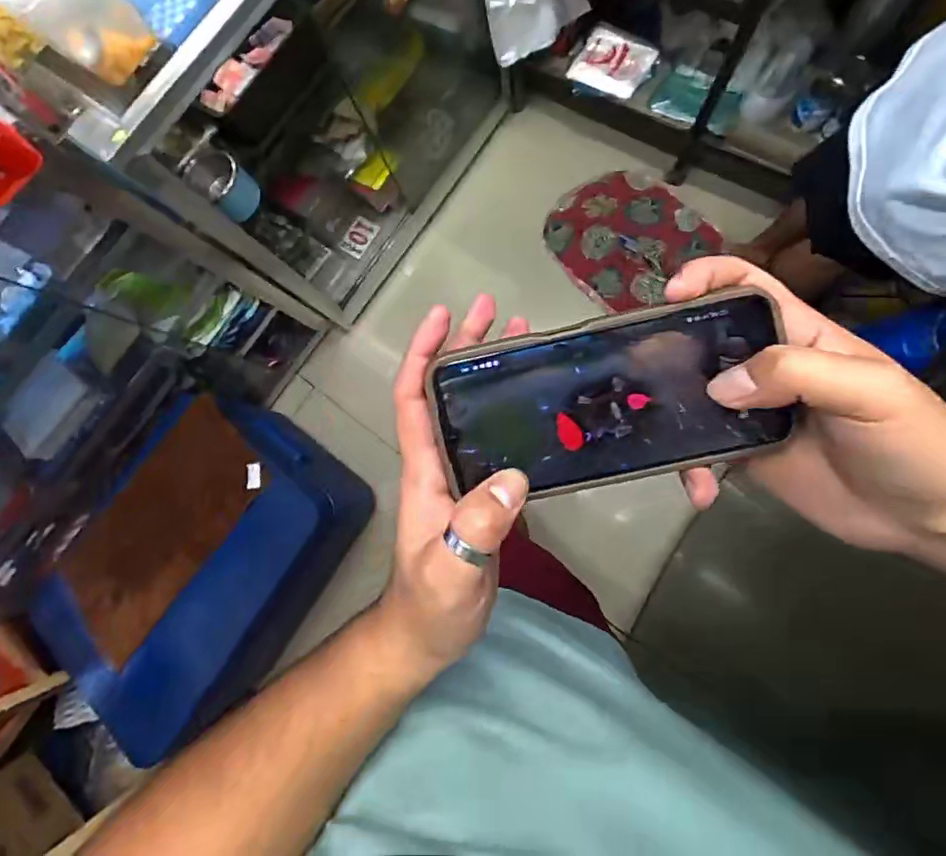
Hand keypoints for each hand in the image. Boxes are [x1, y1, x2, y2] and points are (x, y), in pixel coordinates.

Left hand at [372, 294, 530, 681]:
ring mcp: (459, 475)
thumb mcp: (452, 570)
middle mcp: (438, 461)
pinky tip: (532, 402)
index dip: (423, 353)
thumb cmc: (430, 604)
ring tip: (518, 335)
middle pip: (444, 391)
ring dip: (487, 371)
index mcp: (423, 469)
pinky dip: (507, 410)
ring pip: (469, 409)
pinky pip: (491, 438)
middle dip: (463, 346)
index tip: (442, 315)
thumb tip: (513, 479)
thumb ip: (476, 529)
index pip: (413, 397)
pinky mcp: (480, 493)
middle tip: (494, 309)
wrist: (427, 636)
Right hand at [665, 256, 945, 555]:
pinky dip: (692, 468)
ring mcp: (752, 410)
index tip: (671, 295)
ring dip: (671, 415)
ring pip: (693, 397)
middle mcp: (766, 366)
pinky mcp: (746, 453)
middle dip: (668, 348)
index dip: (707, 277)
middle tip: (640, 372)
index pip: (746, 284)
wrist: (937, 519)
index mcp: (798, 333)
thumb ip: (798, 372)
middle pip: (704, 338)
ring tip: (662, 439)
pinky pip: (703, 450)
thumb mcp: (872, 392)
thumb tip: (721, 386)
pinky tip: (702, 491)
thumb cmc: (918, 441)